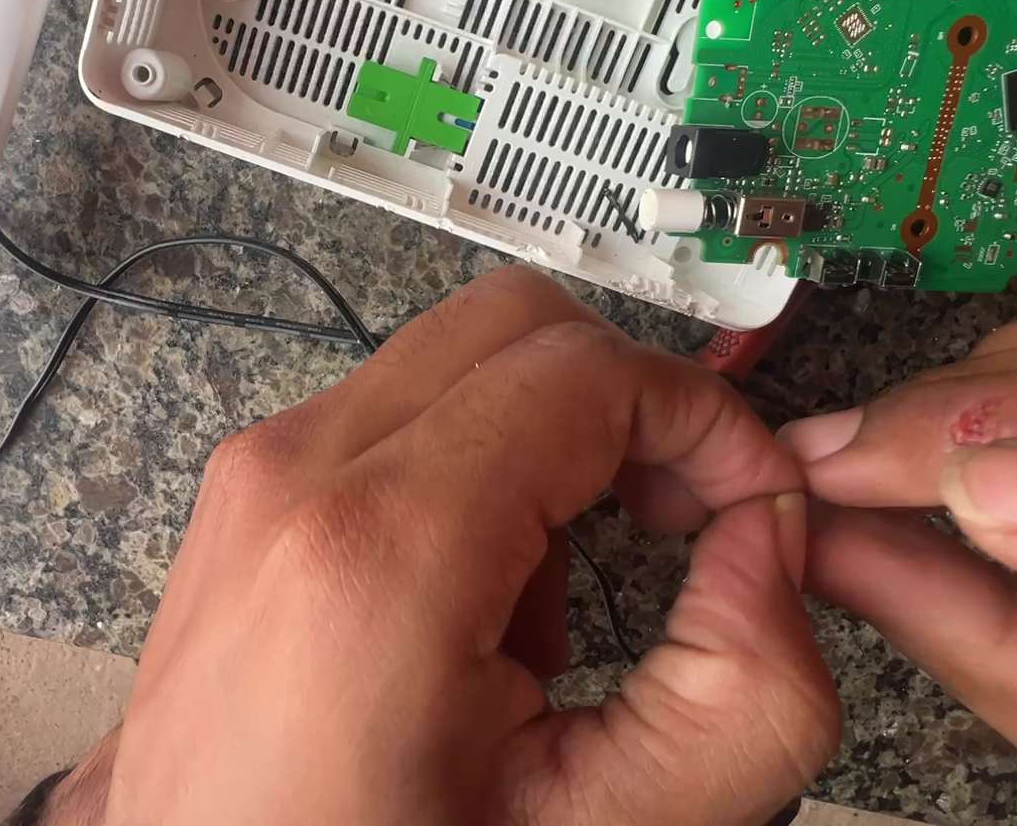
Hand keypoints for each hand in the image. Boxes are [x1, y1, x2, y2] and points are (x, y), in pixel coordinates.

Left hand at [53, 268, 839, 824]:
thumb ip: (738, 692)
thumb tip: (765, 536)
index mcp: (379, 551)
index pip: (577, 372)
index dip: (695, 411)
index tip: (741, 489)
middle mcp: (300, 468)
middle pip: (510, 324)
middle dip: (620, 396)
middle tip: (667, 508)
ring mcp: (261, 462)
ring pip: (456, 358)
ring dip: (542, 440)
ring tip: (535, 599)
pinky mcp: (251, 476)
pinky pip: (397, 407)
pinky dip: (470, 461)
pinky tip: (463, 588)